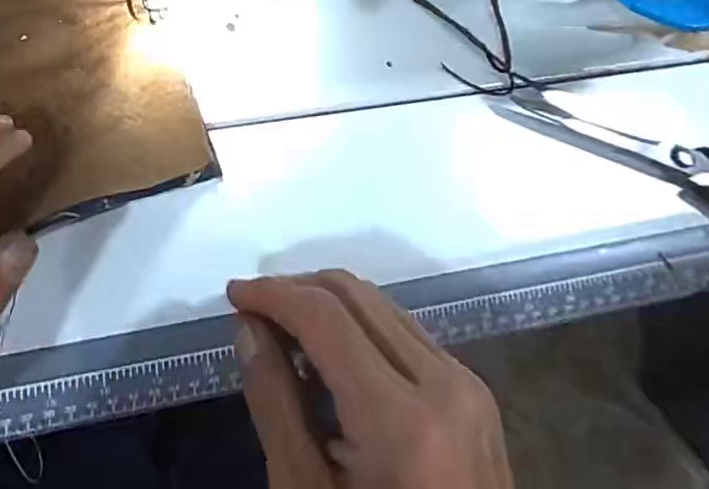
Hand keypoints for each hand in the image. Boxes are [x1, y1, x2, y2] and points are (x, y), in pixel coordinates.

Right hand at [228, 271, 512, 488]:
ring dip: (329, 303)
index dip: (274, 295)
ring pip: (382, 305)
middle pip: (357, 296)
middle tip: (254, 306)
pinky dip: (361, 326)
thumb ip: (275, 405)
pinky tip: (330, 353)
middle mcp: (443, 383)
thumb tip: (248, 326)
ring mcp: (465, 385)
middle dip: (299, 289)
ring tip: (284, 327)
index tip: (234, 294)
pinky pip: (406, 333)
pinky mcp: (474, 392)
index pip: (326, 317)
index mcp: (401, 420)